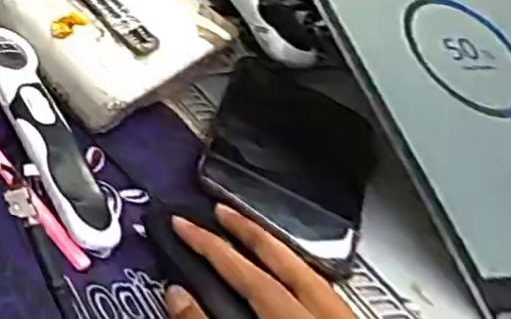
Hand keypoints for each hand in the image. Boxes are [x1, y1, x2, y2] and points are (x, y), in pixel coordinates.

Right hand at [162, 205, 355, 318]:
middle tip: (221, 209)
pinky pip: (334, 301)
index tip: (181, 224)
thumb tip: (177, 295)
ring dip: (280, 253)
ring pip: (317, 281)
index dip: (208, 244)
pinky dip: (306, 281)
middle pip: (290, 266)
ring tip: (253, 235)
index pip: (246, 273)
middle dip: (250, 232)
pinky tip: (296, 283)